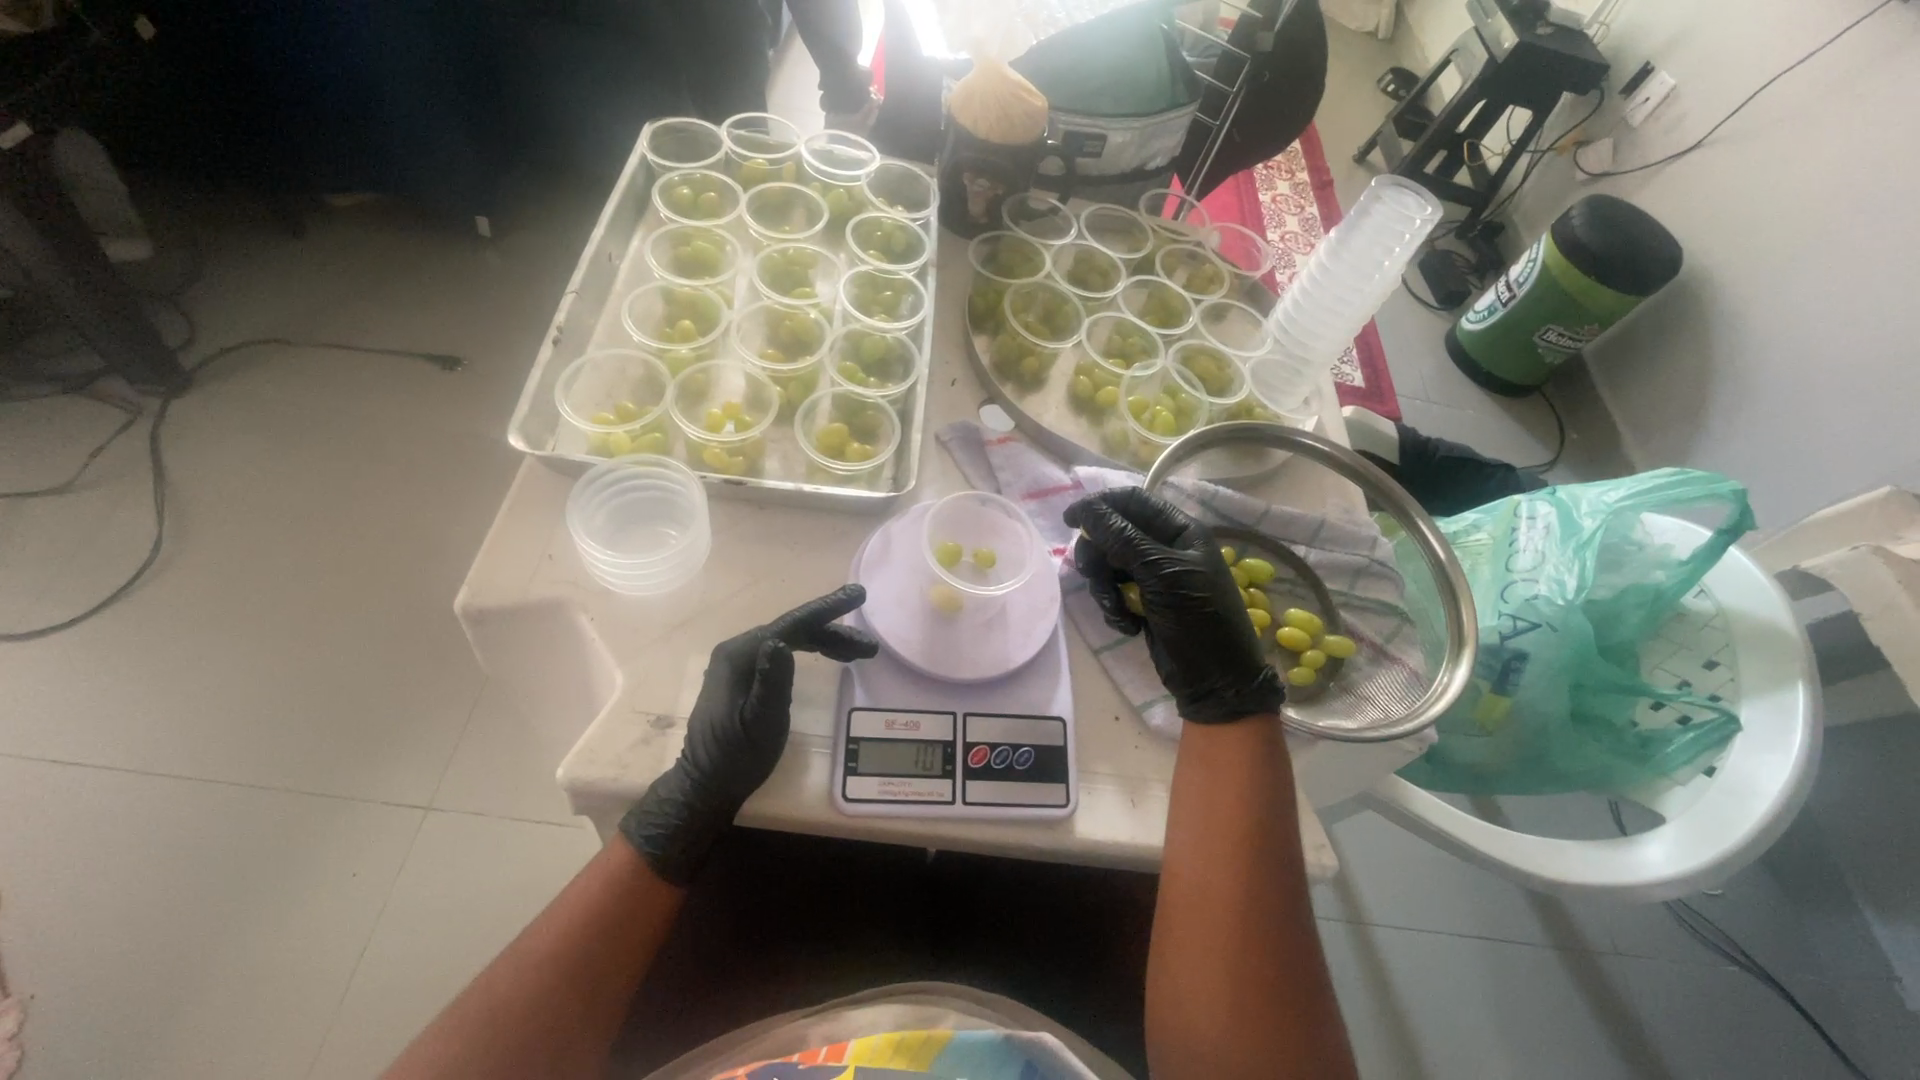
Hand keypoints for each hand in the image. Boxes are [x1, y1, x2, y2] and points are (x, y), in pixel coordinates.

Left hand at [619, 585, 878, 884]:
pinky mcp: (743, 677)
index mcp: (739, 656)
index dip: (826, 610)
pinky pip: (781, 653)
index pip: (790, 624)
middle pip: (792, 630)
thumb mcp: (761, 722)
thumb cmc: (737, 757)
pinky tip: (828, 658)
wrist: (705, 784)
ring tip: (859, 654)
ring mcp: (738, 663)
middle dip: (833, 633)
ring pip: (789, 641)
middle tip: (870, 646)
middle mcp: (736, 651)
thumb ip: (773, 681)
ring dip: (824, 643)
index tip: (857, 595)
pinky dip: (809, 652)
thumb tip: (783, 642)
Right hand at [1065, 488, 1282, 725]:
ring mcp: (1154, 577)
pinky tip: (1128, 626)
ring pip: (1108, 565)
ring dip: (1105, 588)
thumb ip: (1121, 538)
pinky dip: (1114, 607)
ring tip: (1117, 610)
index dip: (1100, 506)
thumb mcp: (1160, 573)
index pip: (1132, 501)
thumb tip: (1087, 509)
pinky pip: (1113, 592)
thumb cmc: (1198, 618)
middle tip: (1093, 575)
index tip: (1070, 520)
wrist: (1215, 680)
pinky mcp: (1144, 602)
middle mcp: (1166, 548)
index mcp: (1180, 530)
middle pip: (1113, 534)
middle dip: (1099, 556)